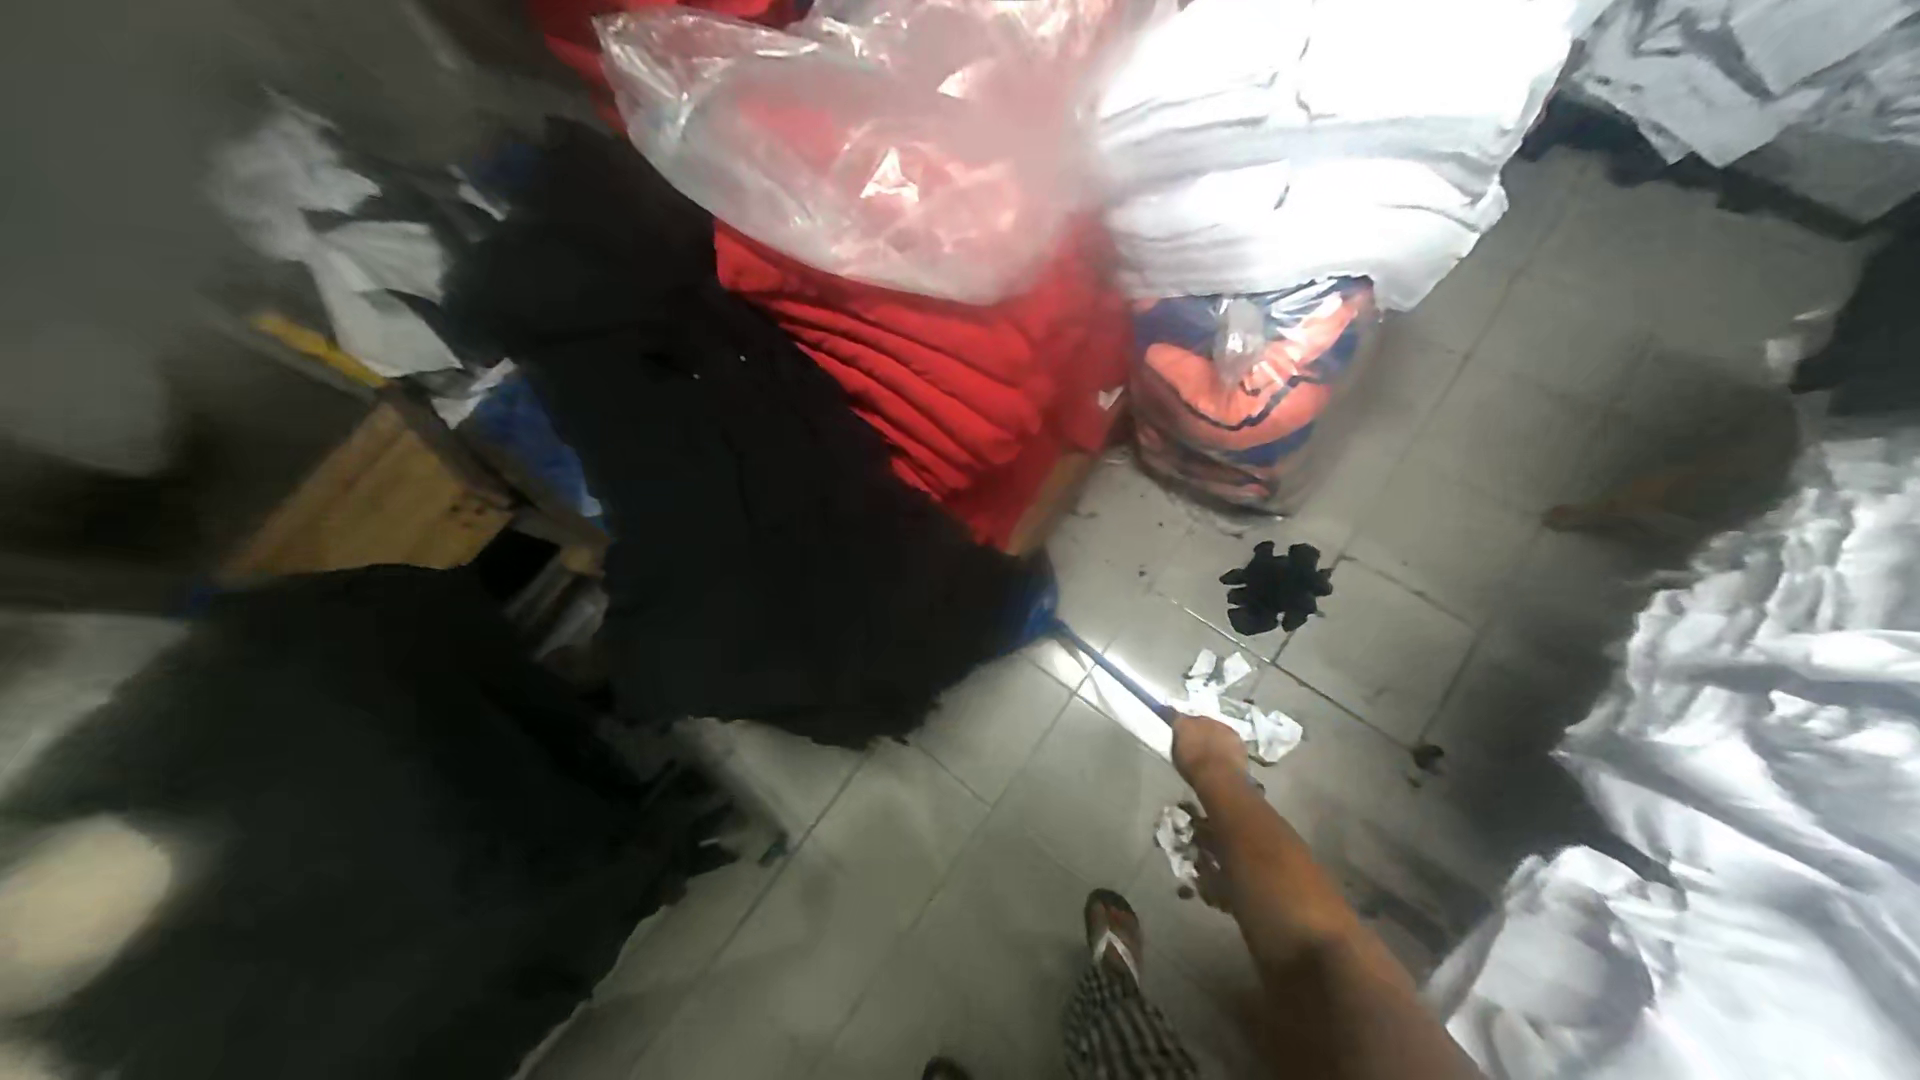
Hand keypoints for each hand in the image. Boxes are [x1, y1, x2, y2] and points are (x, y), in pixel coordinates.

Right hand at [1171, 712, 1245, 787]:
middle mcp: (1201, 719)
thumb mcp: (1176, 756)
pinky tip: (1227, 755)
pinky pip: (1228, 737)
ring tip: (1214, 750)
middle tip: (1197, 743)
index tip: (1174, 723)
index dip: (1175, 721)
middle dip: (1198, 730)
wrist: (1220, 775)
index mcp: (1183, 723)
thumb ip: (1179, 743)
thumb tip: (1183, 741)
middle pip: (1198, 722)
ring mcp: (1221, 725)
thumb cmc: (1193, 768)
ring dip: (1213, 736)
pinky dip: (1227, 743)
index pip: (1175, 716)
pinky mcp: (1236, 735)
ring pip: (1215, 728)